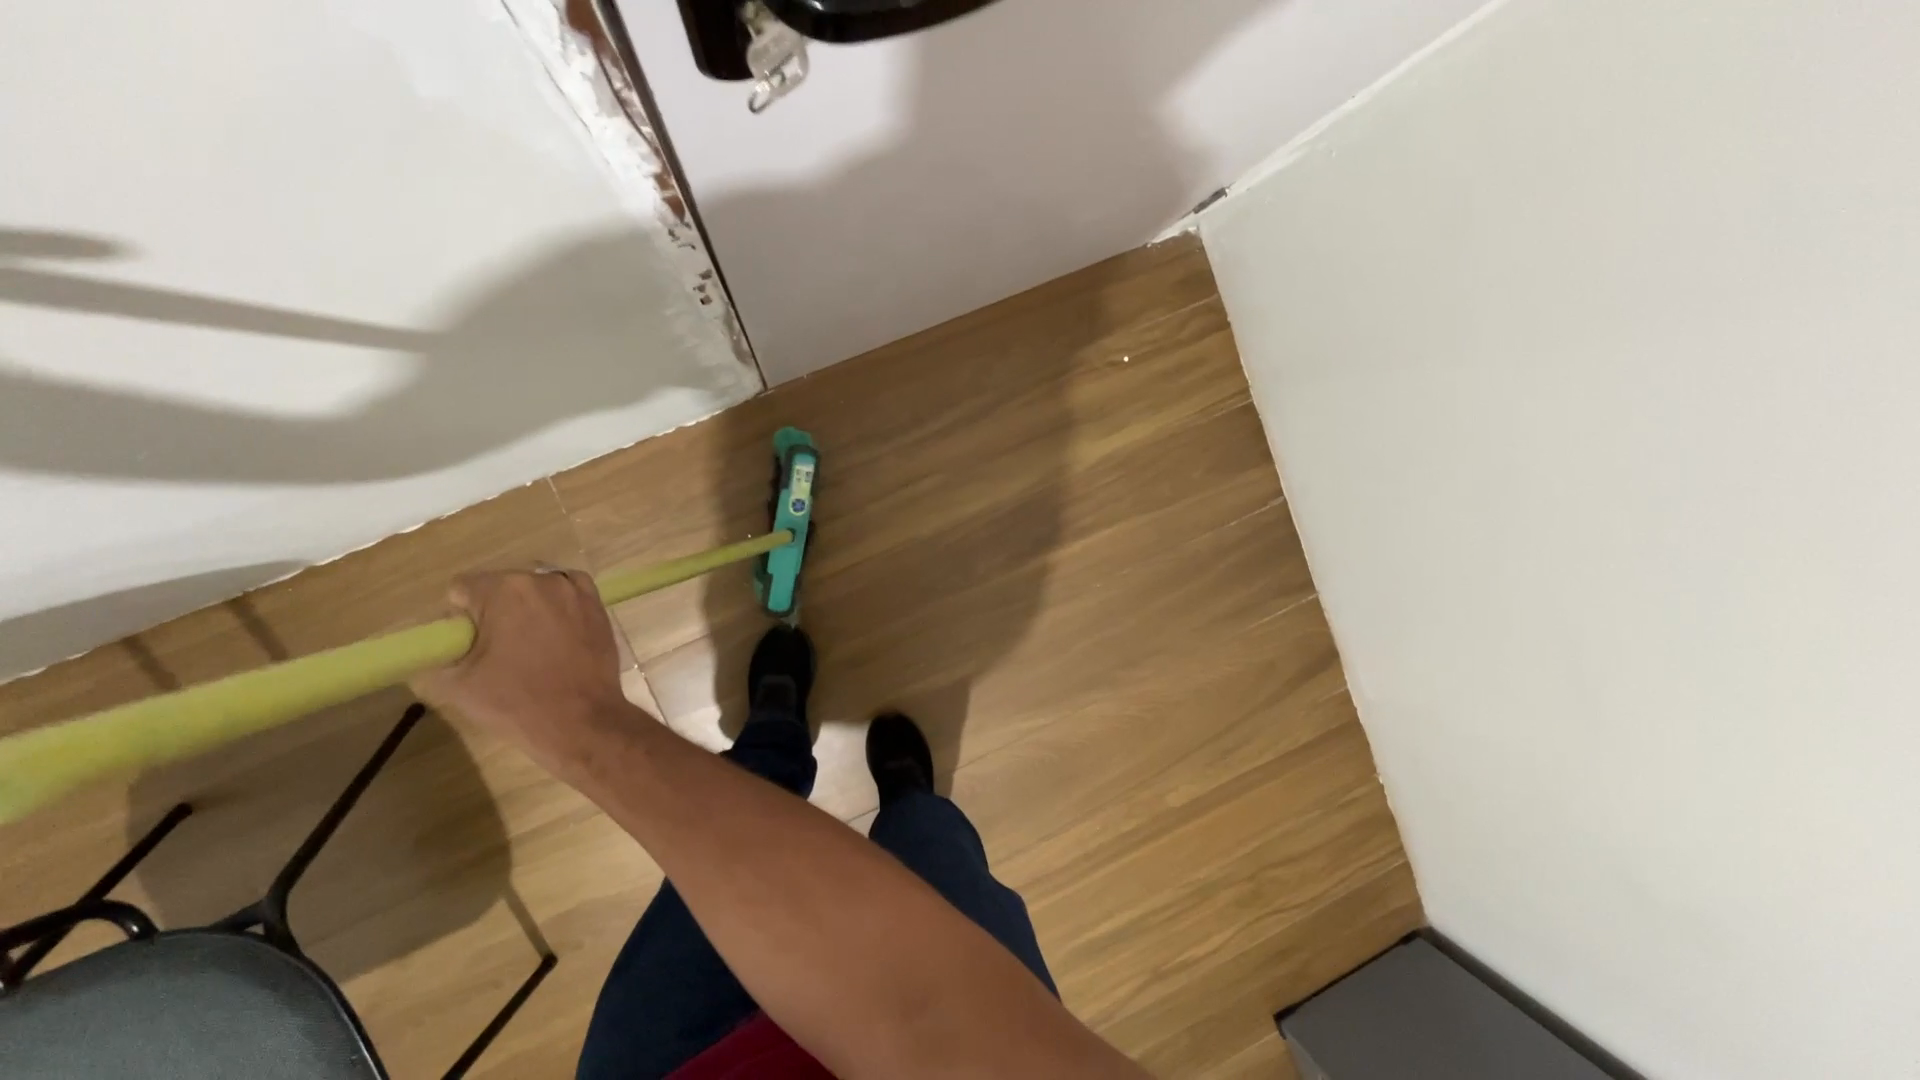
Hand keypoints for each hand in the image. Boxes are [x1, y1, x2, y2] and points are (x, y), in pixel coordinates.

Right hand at [411, 569, 636, 771]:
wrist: (581, 720)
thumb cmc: (517, 702)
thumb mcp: (456, 687)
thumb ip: (430, 664)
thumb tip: (426, 657)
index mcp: (503, 590)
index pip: (462, 589)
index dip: (458, 618)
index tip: (467, 646)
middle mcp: (542, 579)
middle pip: (501, 587)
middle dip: (493, 612)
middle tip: (498, 651)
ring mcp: (575, 591)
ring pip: (535, 589)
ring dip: (526, 608)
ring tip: (529, 647)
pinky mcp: (598, 605)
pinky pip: (568, 595)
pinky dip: (559, 608)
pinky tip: (557, 635)